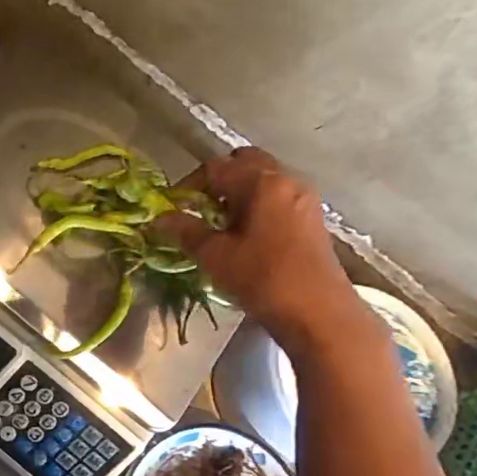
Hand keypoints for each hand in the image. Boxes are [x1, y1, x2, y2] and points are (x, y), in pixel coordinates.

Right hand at [153, 147, 373, 352]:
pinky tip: (244, 235)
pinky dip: (256, 205)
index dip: (188, 185)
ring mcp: (303, 196)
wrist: (317, 312)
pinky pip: (277, 196)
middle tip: (198, 210)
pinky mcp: (311, 216)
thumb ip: (186, 231)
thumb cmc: (263, 279)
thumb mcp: (216, 256)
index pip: (216, 168)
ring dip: (237, 193)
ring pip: (263, 179)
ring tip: (219, 225)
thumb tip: (159, 219)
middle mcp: (286, 179)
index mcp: (262, 182)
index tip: (172, 209)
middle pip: (244, 164)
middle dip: (217, 182)